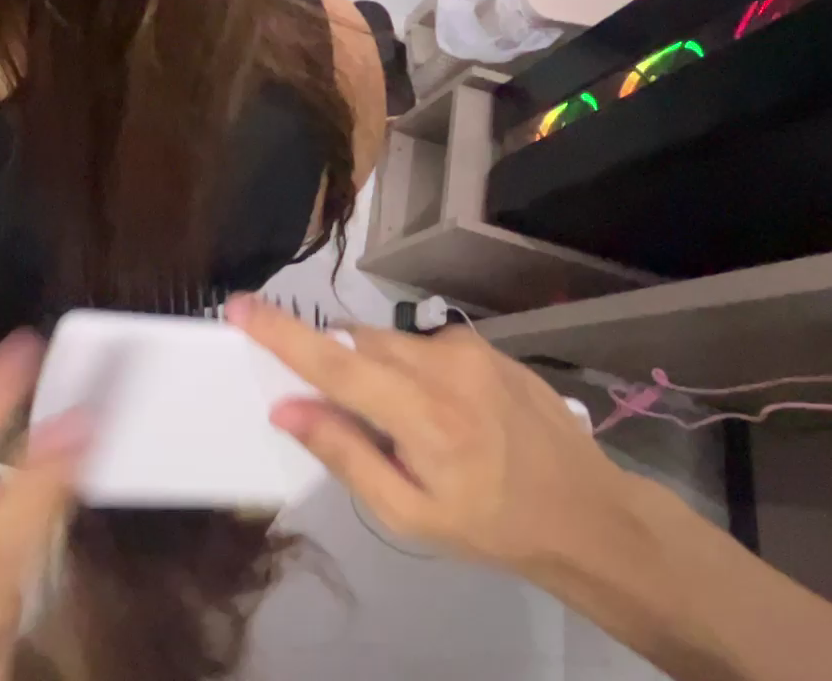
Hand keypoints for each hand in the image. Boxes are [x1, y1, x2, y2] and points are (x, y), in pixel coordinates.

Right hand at [229, 295, 637, 575]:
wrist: (593, 516)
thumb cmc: (492, 525)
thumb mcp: (409, 515)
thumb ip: (344, 455)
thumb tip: (284, 408)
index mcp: (423, 417)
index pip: (334, 363)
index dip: (281, 333)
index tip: (238, 307)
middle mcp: (445, 367)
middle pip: (357, 343)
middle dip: (338, 367)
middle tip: (352, 416)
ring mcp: (471, 350)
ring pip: (387, 341)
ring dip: (376, 370)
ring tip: (410, 422)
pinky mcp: (487, 346)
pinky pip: (422, 345)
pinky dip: (411, 369)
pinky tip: (446, 410)